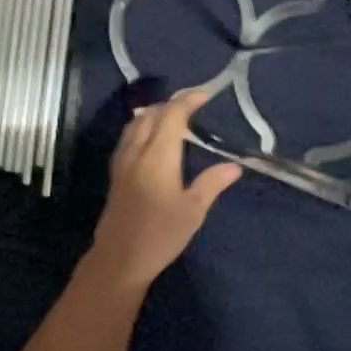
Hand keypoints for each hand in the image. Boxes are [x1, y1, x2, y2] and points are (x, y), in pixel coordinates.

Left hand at [87, 89, 242, 288]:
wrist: (120, 256)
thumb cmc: (160, 234)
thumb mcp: (193, 211)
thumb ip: (212, 183)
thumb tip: (234, 165)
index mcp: (158, 154)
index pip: (171, 115)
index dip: (187, 100)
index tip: (205, 94)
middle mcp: (137, 150)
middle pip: (152, 113)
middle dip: (172, 103)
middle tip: (193, 104)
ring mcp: (123, 159)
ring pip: (137, 122)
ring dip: (155, 112)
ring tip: (174, 116)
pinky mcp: (116, 171)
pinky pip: (129, 135)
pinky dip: (143, 125)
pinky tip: (152, 137)